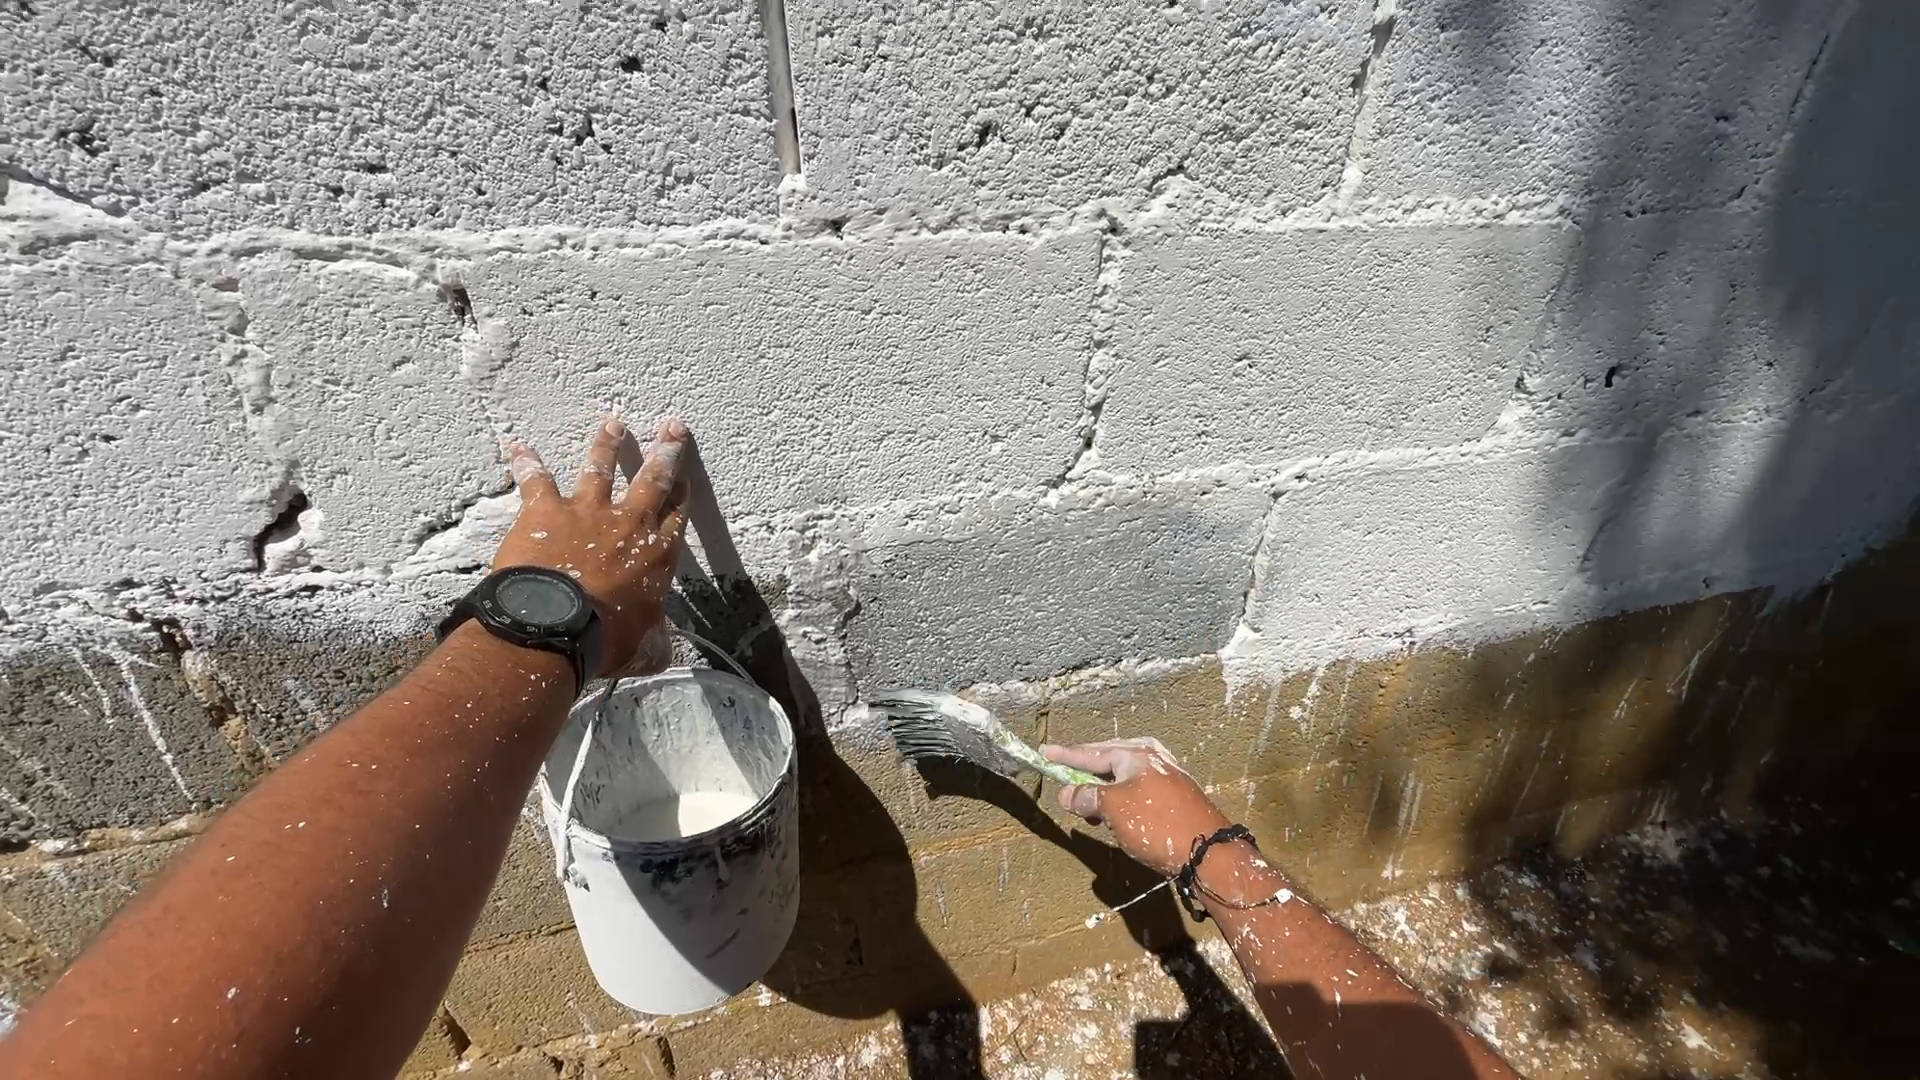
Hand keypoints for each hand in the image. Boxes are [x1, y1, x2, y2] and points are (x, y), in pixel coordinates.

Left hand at [492, 415, 688, 678]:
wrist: (553, 626)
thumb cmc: (605, 638)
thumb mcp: (643, 648)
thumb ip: (655, 643)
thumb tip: (663, 654)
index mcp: (657, 554)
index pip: (677, 514)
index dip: (683, 493)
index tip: (686, 476)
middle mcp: (629, 524)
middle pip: (654, 478)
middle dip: (666, 450)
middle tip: (672, 425)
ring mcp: (588, 512)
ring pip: (601, 468)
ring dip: (607, 444)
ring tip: (612, 422)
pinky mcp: (546, 511)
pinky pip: (536, 480)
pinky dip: (527, 462)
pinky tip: (517, 444)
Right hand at [1042, 738, 1231, 876]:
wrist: (1210, 854)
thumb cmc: (1156, 824)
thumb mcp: (1114, 809)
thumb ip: (1087, 796)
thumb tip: (1066, 793)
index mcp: (1136, 754)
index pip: (1091, 752)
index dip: (1066, 755)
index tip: (1044, 751)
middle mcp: (1152, 759)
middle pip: (1109, 759)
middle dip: (1086, 767)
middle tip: (1063, 769)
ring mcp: (1167, 777)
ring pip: (1124, 776)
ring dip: (1103, 787)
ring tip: (1086, 800)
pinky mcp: (1175, 798)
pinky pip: (1137, 790)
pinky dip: (1120, 798)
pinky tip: (1115, 813)